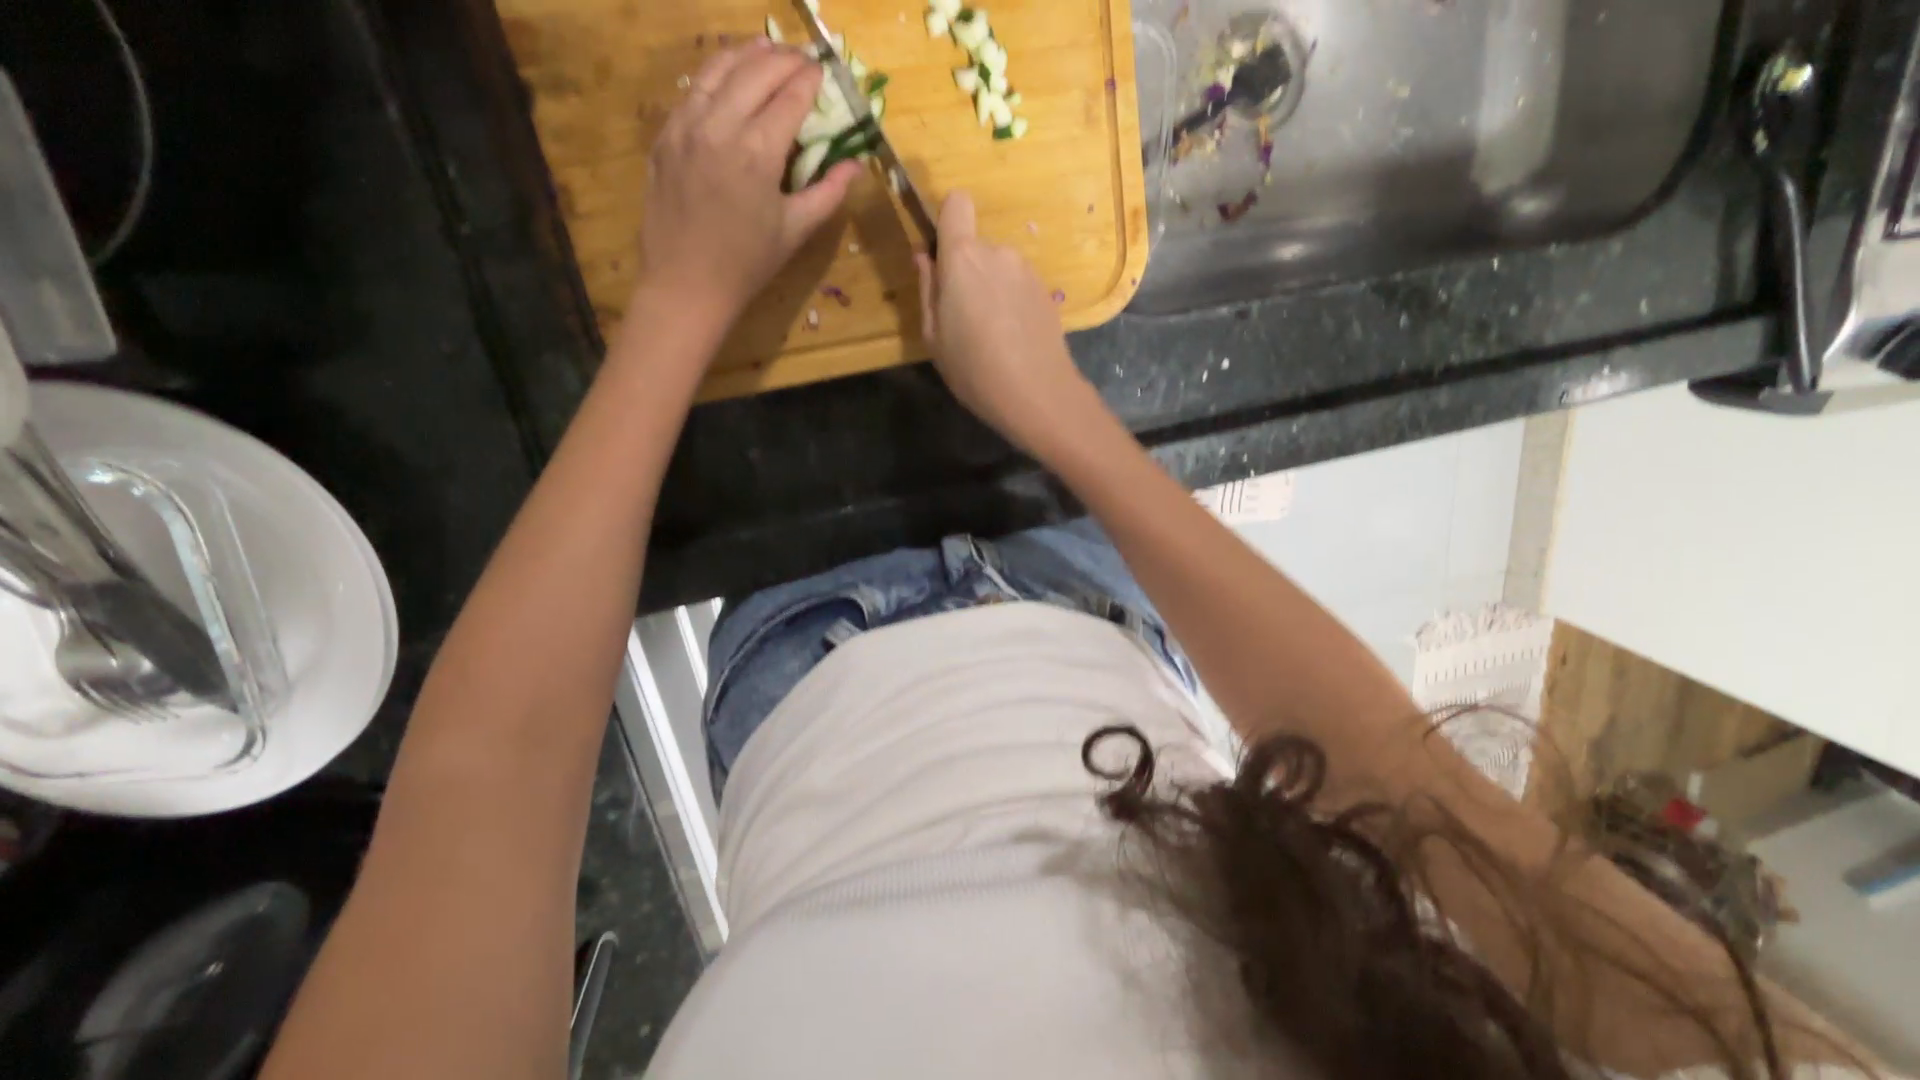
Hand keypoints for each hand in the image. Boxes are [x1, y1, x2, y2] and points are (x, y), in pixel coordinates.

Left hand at [638, 41, 859, 323]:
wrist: (684, 285)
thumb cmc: (747, 264)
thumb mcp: (796, 230)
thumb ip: (829, 191)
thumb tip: (856, 165)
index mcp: (757, 151)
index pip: (790, 96)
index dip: (810, 80)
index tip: (823, 73)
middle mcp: (719, 127)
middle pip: (756, 72)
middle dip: (784, 60)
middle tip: (802, 61)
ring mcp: (685, 128)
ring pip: (717, 70)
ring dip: (747, 55)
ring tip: (767, 50)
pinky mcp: (664, 137)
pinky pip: (691, 92)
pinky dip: (714, 77)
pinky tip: (728, 78)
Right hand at [915, 192, 1099, 455]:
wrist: (1038, 393)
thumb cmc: (973, 368)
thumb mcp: (933, 336)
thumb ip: (927, 289)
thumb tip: (925, 258)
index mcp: (963, 257)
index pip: (957, 203)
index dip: (947, 220)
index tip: (941, 254)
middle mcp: (998, 252)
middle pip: (975, 245)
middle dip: (966, 270)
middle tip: (961, 316)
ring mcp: (1026, 270)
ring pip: (998, 267)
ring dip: (990, 288)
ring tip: (989, 333)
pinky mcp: (1046, 291)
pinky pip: (1017, 285)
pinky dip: (1011, 302)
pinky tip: (1012, 338)